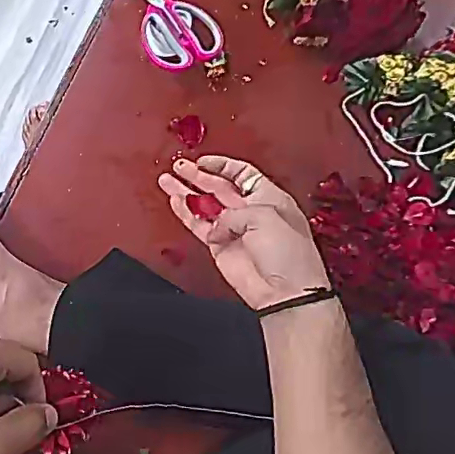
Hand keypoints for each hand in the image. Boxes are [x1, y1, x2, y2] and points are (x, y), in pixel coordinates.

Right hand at [158, 155, 332, 311]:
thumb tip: (216, 224)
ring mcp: (233, 230)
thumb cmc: (288, 252)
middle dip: (197, 175)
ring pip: (204, 205)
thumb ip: (233, 213)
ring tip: (166, 180)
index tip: (202, 161)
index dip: (222, 165)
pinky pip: (199, 226)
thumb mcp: (265, 216)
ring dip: (185, 192)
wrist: (285, 291)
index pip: (242, 174)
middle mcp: (250, 211)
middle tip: (179, 166)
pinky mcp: (219, 247)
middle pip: (218, 187)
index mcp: (268, 197)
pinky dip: (185, 213)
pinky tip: (174, 201)